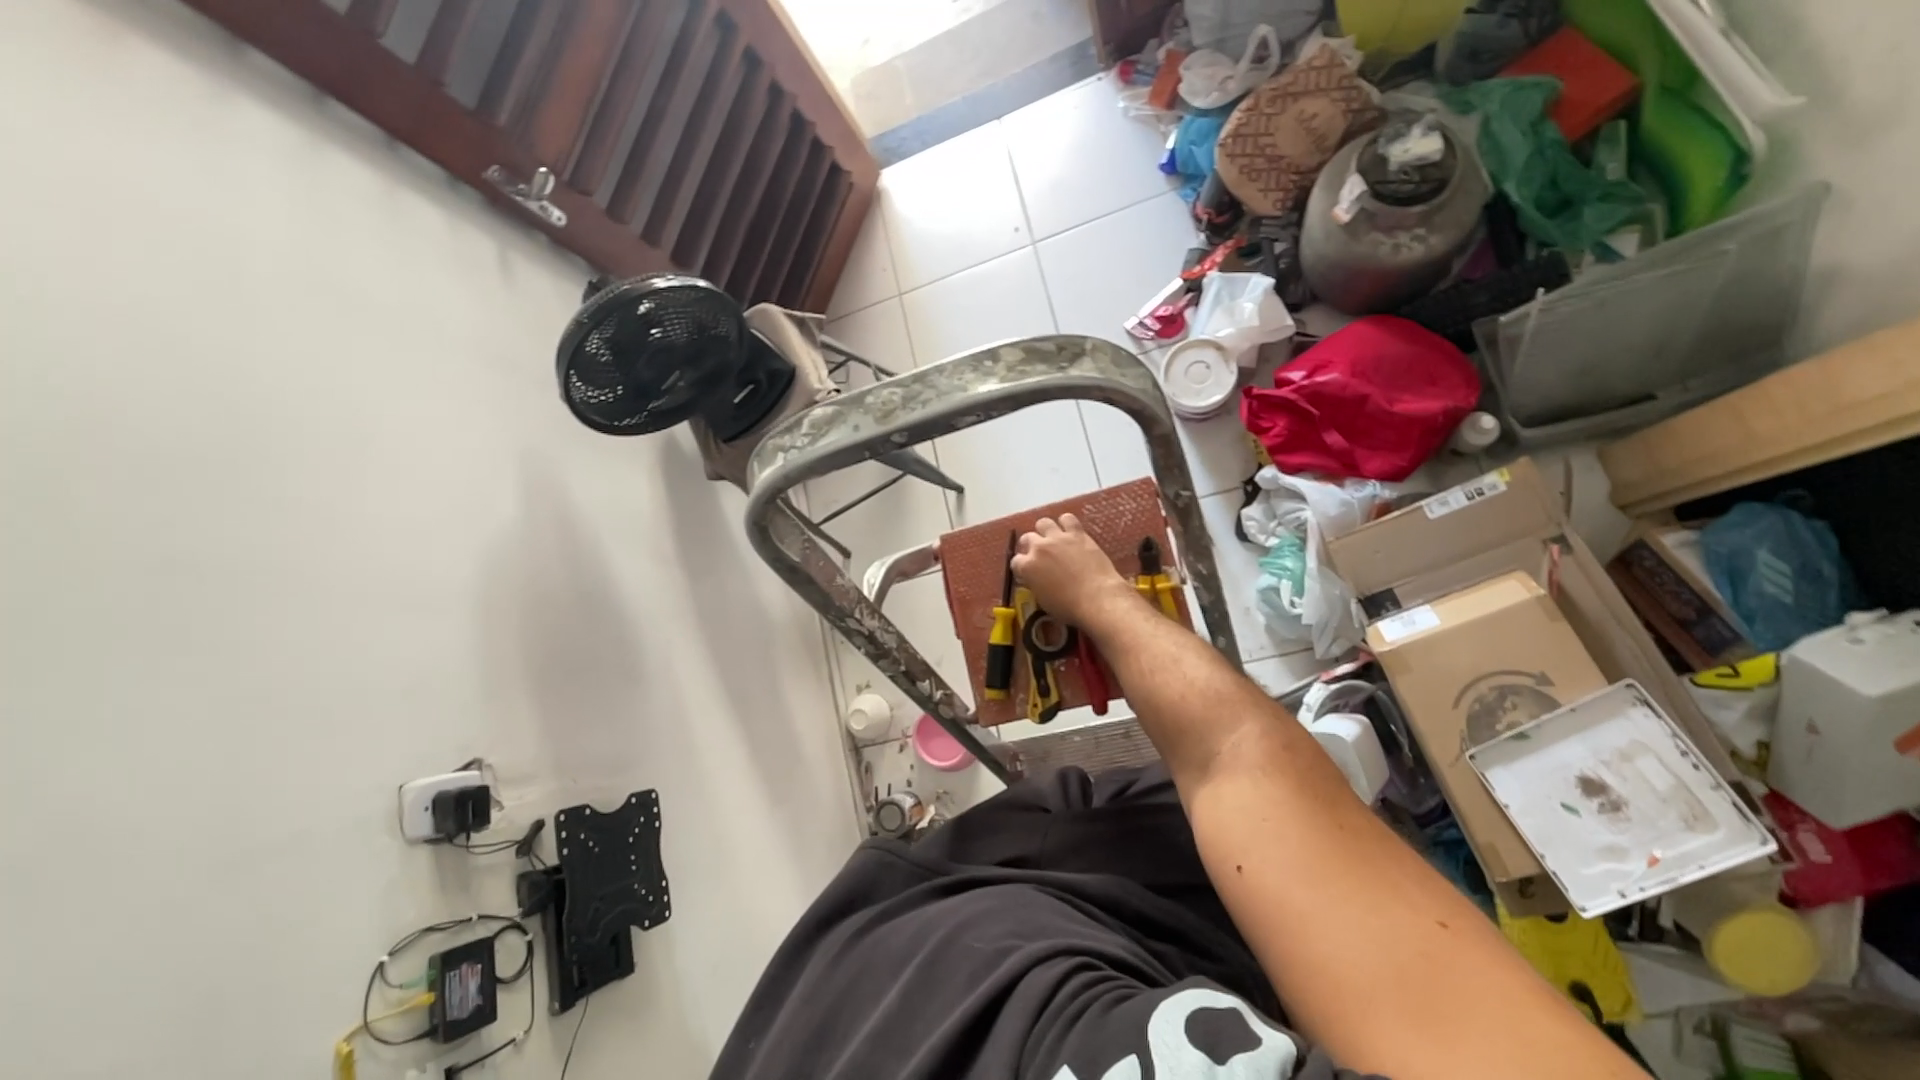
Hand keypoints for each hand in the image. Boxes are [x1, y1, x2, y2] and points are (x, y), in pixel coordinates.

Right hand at [1010, 514, 1136, 627]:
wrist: (1097, 598)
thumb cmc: (1069, 607)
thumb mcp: (1043, 600)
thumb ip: (1035, 584)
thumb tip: (1036, 579)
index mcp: (1027, 567)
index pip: (1016, 561)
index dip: (1022, 567)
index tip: (1028, 572)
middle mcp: (1039, 547)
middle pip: (1027, 538)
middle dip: (1030, 546)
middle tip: (1039, 555)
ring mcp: (1058, 538)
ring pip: (1043, 523)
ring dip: (1045, 531)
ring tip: (1052, 539)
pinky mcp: (1077, 533)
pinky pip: (1067, 518)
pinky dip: (1066, 523)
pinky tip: (1069, 531)